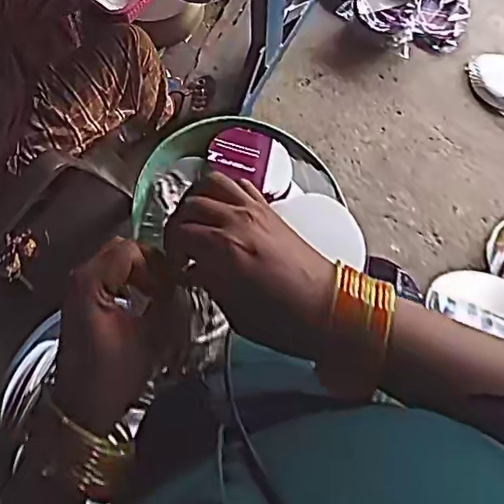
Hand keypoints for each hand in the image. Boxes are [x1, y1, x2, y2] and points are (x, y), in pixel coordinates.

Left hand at [53, 238, 175, 431]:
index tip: (170, 285)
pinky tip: (141, 302)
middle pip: (120, 250)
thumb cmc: (107, 380)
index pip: (129, 250)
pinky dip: (128, 283)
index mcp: (90, 281)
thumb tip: (180, 291)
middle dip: (149, 266)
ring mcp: (78, 289)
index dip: (155, 265)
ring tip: (157, 294)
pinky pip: (108, 277)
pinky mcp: (82, 301)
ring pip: (114, 262)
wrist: (80, 411)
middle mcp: (80, 278)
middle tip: (167, 285)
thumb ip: (166, 308)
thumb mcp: (146, 341)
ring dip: (139, 274)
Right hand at [164, 172, 337, 361]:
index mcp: (225, 248)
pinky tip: (222, 208)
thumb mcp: (236, 312)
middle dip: (178, 224)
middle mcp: (237, 220)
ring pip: (210, 183)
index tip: (176, 264)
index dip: (171, 249)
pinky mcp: (269, 209)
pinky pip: (238, 184)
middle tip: (181, 244)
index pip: (179, 232)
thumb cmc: (289, 320)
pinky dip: (223, 190)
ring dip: (196, 198)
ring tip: (195, 218)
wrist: (332, 310)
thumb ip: (209, 284)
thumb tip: (194, 271)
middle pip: (189, 205)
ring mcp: (254, 210)